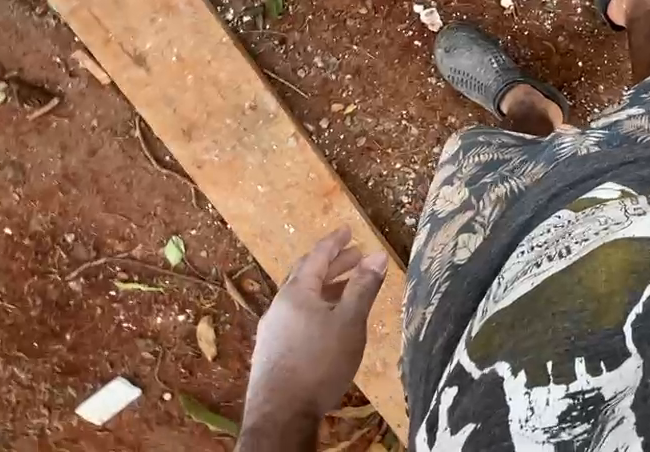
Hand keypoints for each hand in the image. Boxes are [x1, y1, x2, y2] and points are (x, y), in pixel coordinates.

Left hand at [239, 227, 389, 447]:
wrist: (281, 418)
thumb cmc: (319, 363)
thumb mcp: (350, 322)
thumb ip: (363, 287)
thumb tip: (378, 255)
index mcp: (295, 293)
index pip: (317, 256)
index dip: (335, 241)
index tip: (348, 229)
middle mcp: (279, 307)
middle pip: (306, 275)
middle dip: (332, 263)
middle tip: (355, 256)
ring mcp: (272, 331)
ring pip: (301, 298)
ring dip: (326, 287)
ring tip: (349, 288)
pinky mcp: (271, 353)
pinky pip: (296, 316)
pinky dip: (317, 307)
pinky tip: (329, 322)